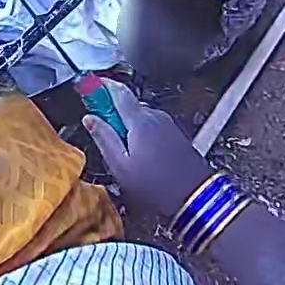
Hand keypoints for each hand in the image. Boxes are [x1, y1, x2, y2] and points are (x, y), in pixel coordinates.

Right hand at [82, 77, 213, 219]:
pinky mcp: (176, 135)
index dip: (101, 85)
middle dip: (111, 111)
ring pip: (139, 116)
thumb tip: (90, 119)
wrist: (197, 199)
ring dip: (126, 124)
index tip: (88, 86)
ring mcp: (168, 125)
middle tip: (100, 129)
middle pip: (128, 104)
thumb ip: (103, 137)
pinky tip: (139, 153)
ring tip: (122, 149)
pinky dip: (140, 132)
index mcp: (140, 121)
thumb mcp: (120, 165)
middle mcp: (156, 117)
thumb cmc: (155, 185)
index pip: (118, 91)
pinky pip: (151, 125)